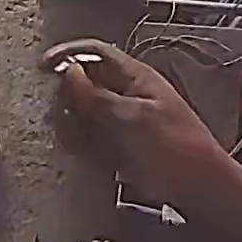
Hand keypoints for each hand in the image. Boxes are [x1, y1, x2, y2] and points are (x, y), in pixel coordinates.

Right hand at [43, 38, 241, 216]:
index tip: (43, 66)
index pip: (95, 53)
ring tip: (76, 141)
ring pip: (82, 113)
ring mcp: (120, 121)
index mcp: (134, 77)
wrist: (197, 188)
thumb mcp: (132, 117)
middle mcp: (124, 94)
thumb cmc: (172, 147)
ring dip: (73, 124)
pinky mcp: (117, 145)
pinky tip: (85, 154)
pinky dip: (82, 144)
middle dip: (68, 97)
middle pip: (83, 84)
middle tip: (62, 115)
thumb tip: (68, 72)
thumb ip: (96, 96)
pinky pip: (89, 138)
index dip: (69, 54)